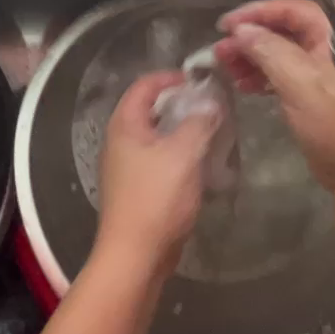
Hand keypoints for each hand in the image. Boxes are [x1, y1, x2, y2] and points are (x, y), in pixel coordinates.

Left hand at [94, 71, 219, 274]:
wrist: (135, 256)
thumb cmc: (156, 198)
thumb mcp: (183, 154)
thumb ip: (200, 122)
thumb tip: (211, 101)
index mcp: (125, 124)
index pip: (144, 85)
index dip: (171, 77)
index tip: (200, 82)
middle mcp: (121, 140)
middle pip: (151, 110)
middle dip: (182, 105)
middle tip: (212, 107)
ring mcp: (127, 166)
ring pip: (158, 137)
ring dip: (184, 132)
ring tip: (213, 134)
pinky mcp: (138, 188)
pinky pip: (161, 160)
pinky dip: (181, 156)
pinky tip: (204, 165)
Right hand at [213, 0, 334, 194]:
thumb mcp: (301, 84)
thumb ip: (269, 51)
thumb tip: (241, 30)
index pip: (294, 9)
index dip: (258, 12)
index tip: (225, 25)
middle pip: (287, 29)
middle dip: (251, 37)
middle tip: (221, 51)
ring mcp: (328, 72)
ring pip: (284, 52)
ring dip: (254, 58)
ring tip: (228, 70)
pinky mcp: (320, 95)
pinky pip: (287, 75)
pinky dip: (265, 77)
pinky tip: (244, 86)